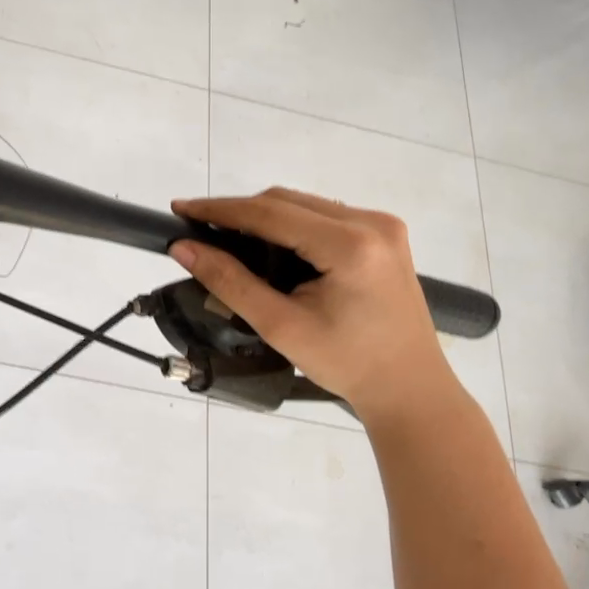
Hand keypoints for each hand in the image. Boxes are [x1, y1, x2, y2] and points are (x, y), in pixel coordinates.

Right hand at [167, 188, 459, 415]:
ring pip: (302, 205)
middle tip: (197, 230)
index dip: (219, 209)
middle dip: (238, 212)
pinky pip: (321, 216)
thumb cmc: (346, 363)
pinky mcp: (383, 235)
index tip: (179, 209)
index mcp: (350, 246)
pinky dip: (288, 225)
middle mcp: (372, 223)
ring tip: (225, 240)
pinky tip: (267, 247)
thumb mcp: (279, 325)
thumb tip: (183, 248)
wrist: (409, 387)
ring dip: (262, 218)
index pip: (270, 213)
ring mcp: (382, 226)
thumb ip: (229, 282)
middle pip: (286, 201)